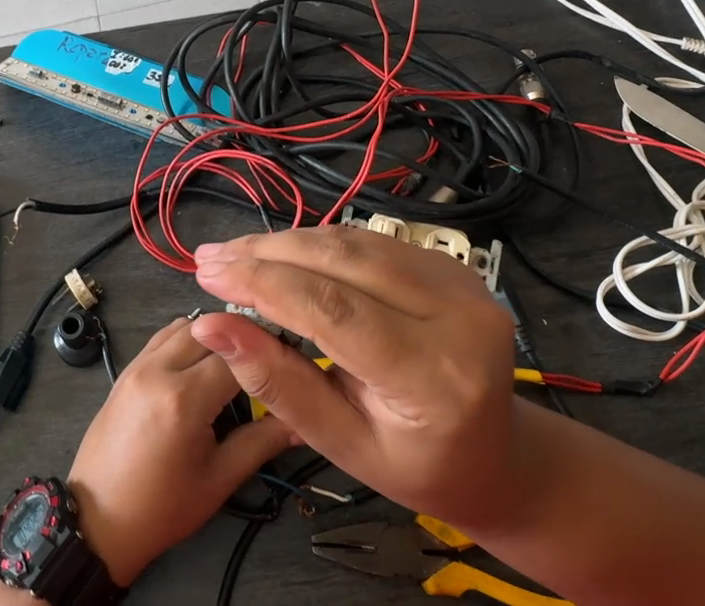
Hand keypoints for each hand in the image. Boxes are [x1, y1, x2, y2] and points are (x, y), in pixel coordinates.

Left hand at [64, 317, 295, 584]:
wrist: (97, 520)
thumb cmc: (162, 507)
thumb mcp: (220, 479)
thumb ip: (262, 442)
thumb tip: (304, 422)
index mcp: (184, 398)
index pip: (237, 355)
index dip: (266, 357)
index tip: (287, 366)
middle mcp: (158, 370)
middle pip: (211, 330)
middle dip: (241, 342)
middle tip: (264, 365)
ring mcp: (137, 366)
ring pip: (184, 326)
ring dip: (213, 337)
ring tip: (234, 366)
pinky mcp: (125, 370)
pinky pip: (162, 338)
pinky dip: (186, 341)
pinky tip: (201, 368)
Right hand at [188, 227, 518, 525]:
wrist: (497, 454)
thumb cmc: (416, 465)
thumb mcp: (342, 444)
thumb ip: (278, 383)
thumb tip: (212, 328)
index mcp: (436, 376)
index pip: (333, 310)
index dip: (263, 284)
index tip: (207, 274)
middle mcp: (459, 315)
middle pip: (343, 261)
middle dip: (266, 253)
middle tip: (208, 258)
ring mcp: (461, 281)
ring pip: (353, 241)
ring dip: (286, 242)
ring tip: (233, 254)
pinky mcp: (450, 265)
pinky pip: (369, 241)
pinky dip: (316, 244)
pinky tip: (278, 253)